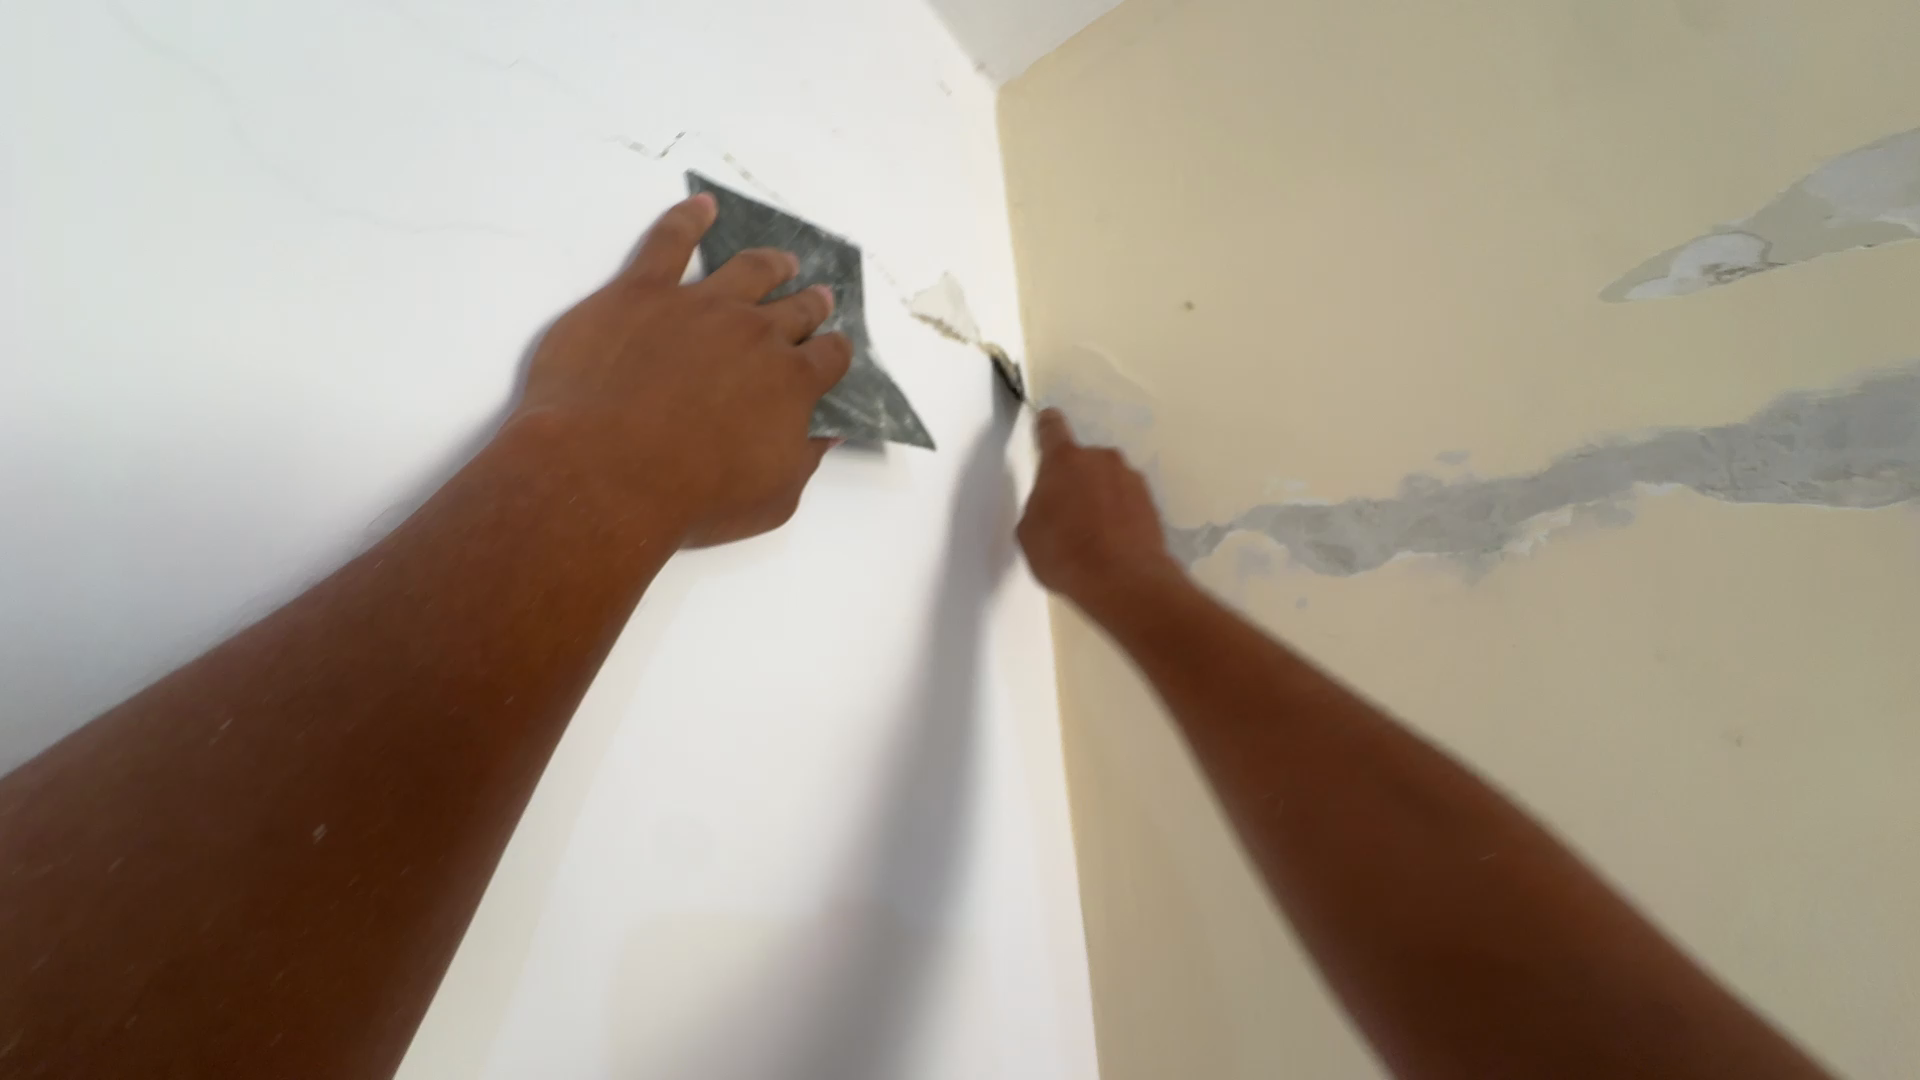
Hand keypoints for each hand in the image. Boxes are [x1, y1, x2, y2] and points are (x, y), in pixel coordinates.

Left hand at [509, 193, 852, 546]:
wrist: (606, 473)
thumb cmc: (696, 498)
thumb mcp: (774, 499)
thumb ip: (805, 461)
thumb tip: (826, 434)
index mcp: (791, 383)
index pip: (829, 357)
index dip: (835, 353)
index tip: (833, 353)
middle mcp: (755, 333)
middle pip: (795, 309)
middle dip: (812, 304)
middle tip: (818, 297)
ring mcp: (699, 305)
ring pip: (747, 271)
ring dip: (771, 263)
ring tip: (782, 259)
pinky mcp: (641, 291)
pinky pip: (669, 241)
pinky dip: (689, 219)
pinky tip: (703, 207)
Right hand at [1017, 409, 1185, 618]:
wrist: (1124, 582)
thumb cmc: (1064, 554)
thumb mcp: (1029, 532)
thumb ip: (1038, 505)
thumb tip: (1052, 506)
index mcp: (1064, 460)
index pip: (1052, 427)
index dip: (1045, 427)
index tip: (1044, 427)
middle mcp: (1102, 459)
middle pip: (1082, 460)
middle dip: (1073, 480)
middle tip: (1065, 514)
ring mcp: (1131, 479)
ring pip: (1107, 481)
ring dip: (1098, 498)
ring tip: (1091, 535)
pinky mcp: (1152, 502)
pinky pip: (1126, 501)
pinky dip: (1118, 515)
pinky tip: (1110, 544)